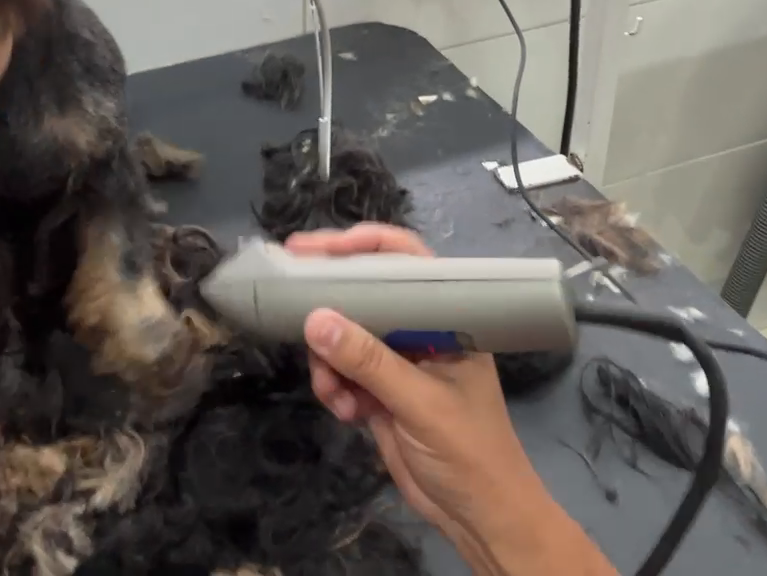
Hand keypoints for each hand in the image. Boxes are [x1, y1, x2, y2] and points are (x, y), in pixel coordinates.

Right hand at [288, 225, 608, 574]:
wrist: (480, 521)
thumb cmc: (470, 453)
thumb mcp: (420, 403)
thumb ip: (368, 361)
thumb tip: (314, 319)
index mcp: (445, 318)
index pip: (405, 261)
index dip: (363, 245)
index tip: (319, 248)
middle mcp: (418, 329)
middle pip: (364, 292)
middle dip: (328, 299)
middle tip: (286, 286)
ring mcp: (395, 360)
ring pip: (342, 334)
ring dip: (328, 360)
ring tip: (332, 391)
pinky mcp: (376, 389)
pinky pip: (338, 370)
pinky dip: (332, 386)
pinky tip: (345, 412)